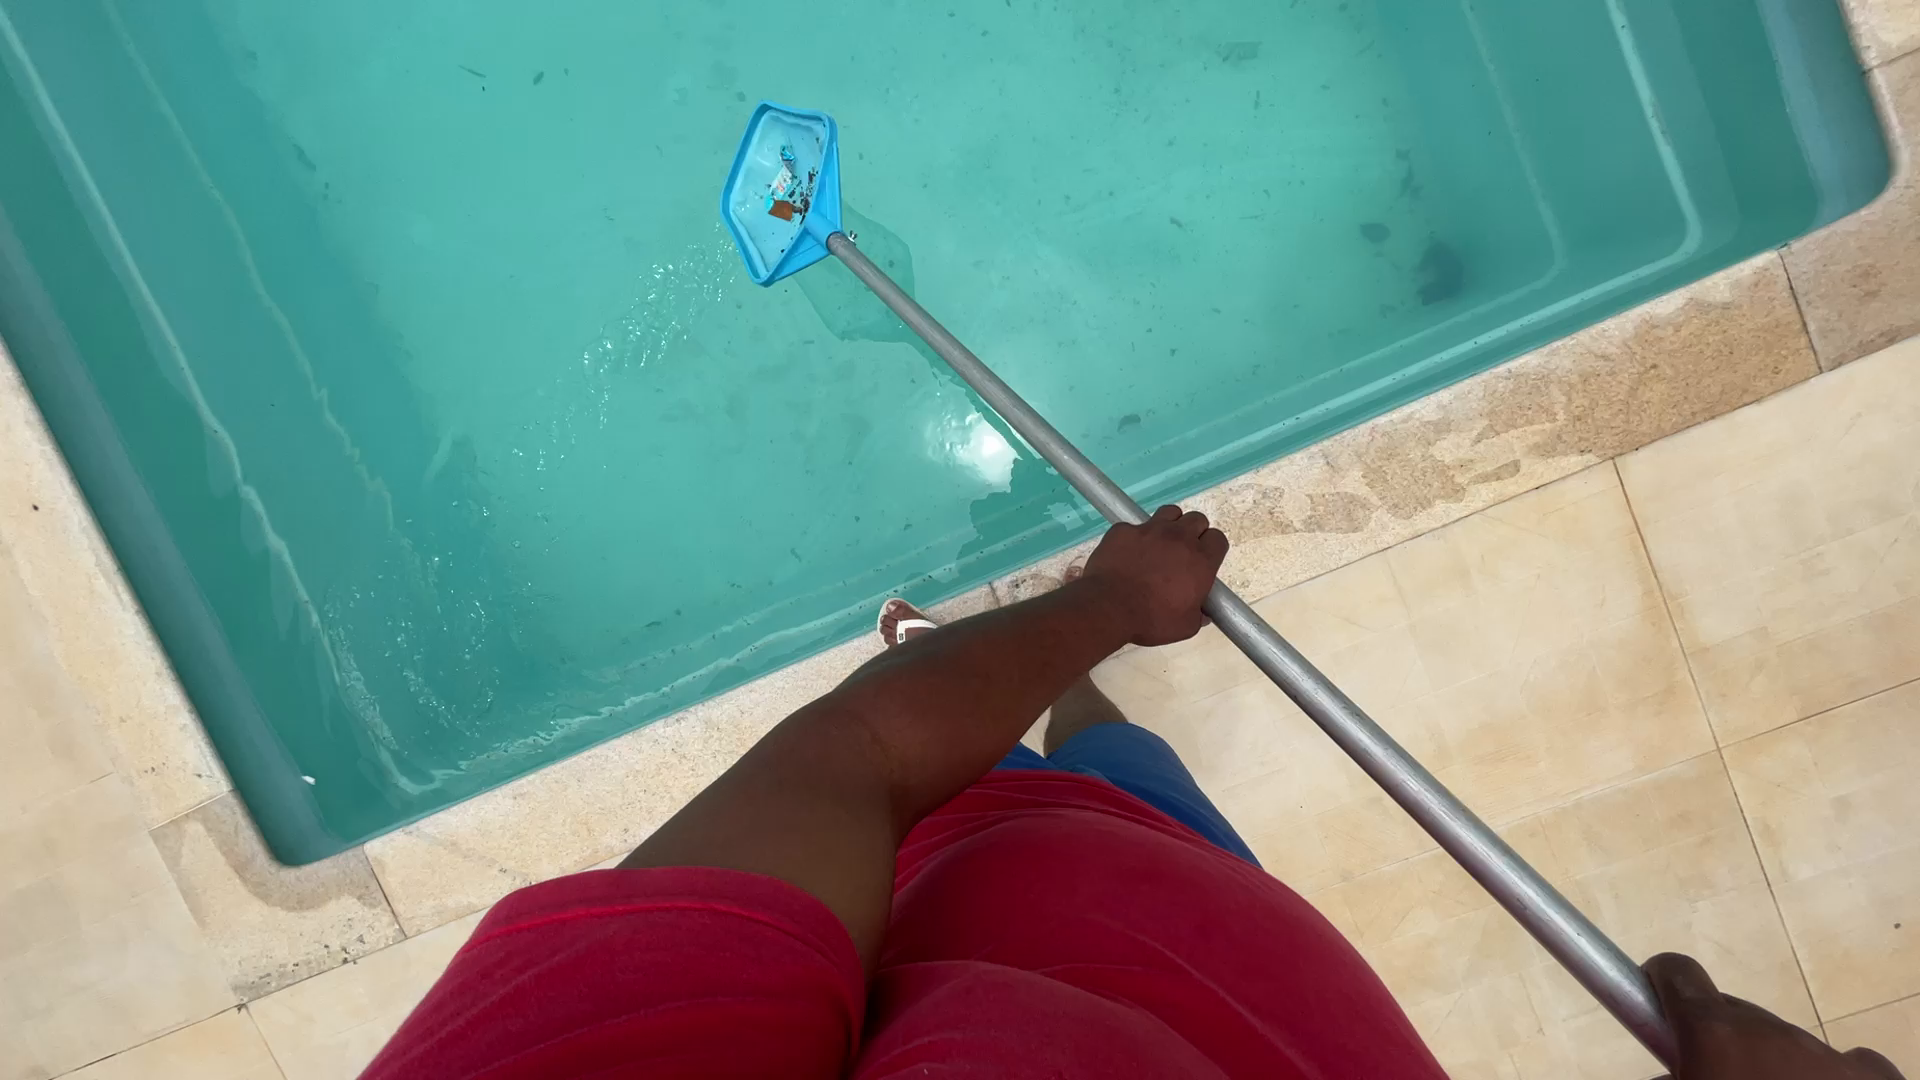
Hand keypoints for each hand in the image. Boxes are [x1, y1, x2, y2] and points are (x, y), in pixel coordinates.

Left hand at [1081, 505, 1228, 646]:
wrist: (1109, 607)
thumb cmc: (1151, 620)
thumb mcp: (1185, 626)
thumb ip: (1198, 615)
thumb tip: (1202, 614)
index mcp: (1200, 560)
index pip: (1218, 539)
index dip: (1211, 549)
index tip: (1202, 561)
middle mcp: (1178, 538)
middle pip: (1196, 519)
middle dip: (1192, 532)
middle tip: (1180, 552)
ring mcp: (1149, 529)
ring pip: (1168, 512)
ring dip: (1168, 525)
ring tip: (1158, 543)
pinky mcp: (1123, 529)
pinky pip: (1133, 526)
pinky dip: (1132, 537)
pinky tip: (1126, 553)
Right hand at [1647, 953, 1903, 1079]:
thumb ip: (1671, 1078)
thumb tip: (1669, 1076)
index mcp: (1712, 1030)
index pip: (1677, 971)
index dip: (1664, 983)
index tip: (1664, 1012)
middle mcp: (1766, 1030)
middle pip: (1732, 1009)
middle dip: (1721, 1035)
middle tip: (1724, 1076)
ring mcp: (1828, 1055)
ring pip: (1784, 1037)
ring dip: (1771, 1057)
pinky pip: (1857, 1060)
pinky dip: (1836, 1072)